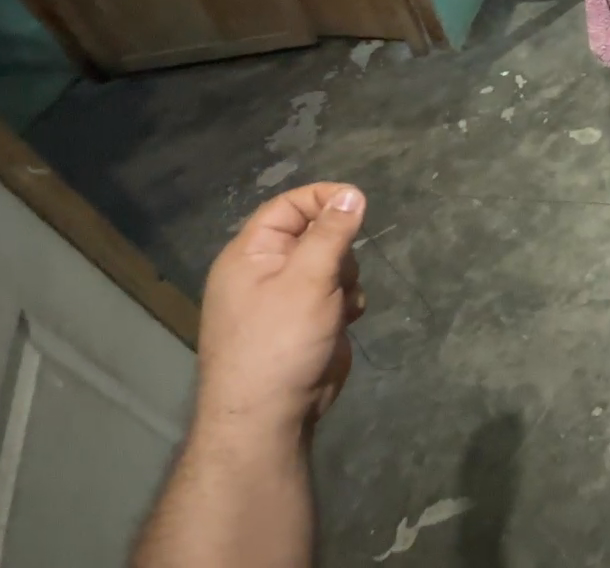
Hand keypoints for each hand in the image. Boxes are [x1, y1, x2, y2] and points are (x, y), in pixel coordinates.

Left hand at [196, 183, 366, 433]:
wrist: (271, 414)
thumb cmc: (281, 340)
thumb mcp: (310, 278)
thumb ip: (332, 232)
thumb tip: (351, 194)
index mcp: (250, 255)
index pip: (287, 206)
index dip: (322, 198)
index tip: (360, 203)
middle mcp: (264, 271)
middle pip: (315, 233)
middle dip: (340, 248)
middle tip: (340, 270)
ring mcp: (285, 297)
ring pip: (333, 262)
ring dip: (347, 277)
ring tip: (340, 302)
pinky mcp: (305, 319)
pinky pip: (336, 291)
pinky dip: (347, 300)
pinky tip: (344, 319)